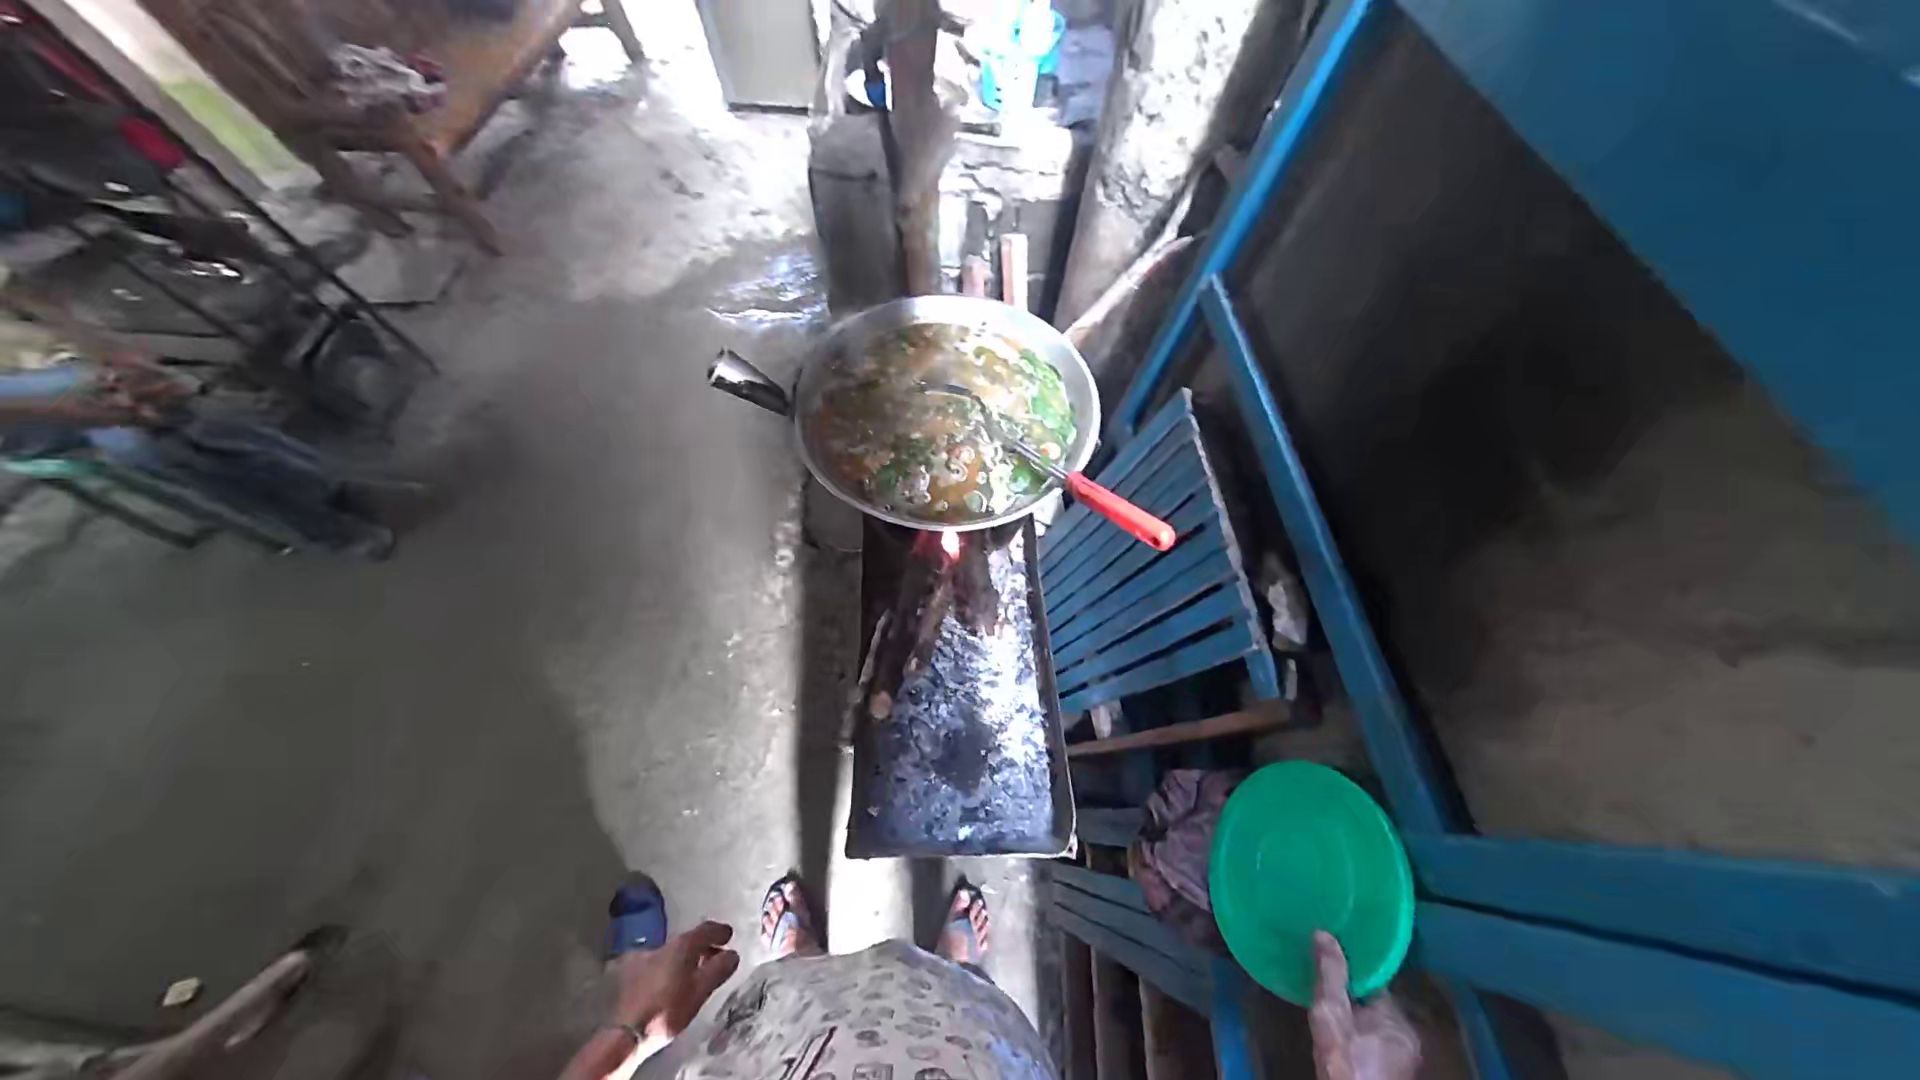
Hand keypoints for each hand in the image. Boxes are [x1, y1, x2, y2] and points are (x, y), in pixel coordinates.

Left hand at [609, 920, 740, 1040]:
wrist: (624, 1035)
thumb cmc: (668, 1010)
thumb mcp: (700, 991)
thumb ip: (719, 969)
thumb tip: (732, 954)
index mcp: (683, 945)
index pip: (706, 929)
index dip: (720, 931)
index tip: (729, 936)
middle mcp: (663, 945)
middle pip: (689, 940)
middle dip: (703, 947)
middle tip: (714, 958)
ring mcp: (644, 958)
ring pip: (671, 952)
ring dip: (684, 959)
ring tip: (691, 973)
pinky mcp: (630, 975)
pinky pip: (657, 964)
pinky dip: (668, 968)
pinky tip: (668, 983)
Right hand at [1309, 931, 1420, 1079]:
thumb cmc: (1344, 1060)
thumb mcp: (1331, 1012)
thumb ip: (1330, 974)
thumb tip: (1325, 933)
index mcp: (1399, 1020)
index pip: (1374, 980)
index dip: (1350, 966)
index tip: (1327, 951)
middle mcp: (1407, 1036)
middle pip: (1371, 999)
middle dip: (1347, 987)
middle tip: (1318, 973)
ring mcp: (1399, 1057)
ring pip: (1369, 1018)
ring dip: (1348, 1008)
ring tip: (1321, 994)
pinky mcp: (1387, 1071)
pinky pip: (1368, 1035)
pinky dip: (1352, 1026)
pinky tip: (1333, 1025)